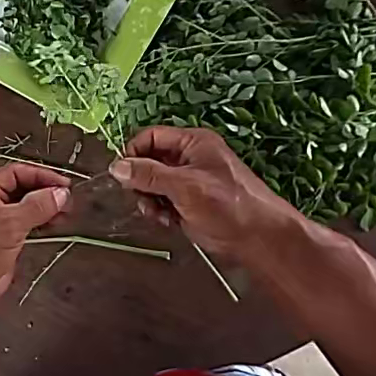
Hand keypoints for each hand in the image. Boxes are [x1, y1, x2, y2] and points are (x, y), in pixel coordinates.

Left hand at [0, 164, 71, 306]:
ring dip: (45, 206)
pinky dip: (39, 219)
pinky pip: (23, 218)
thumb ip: (38, 205)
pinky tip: (53, 222)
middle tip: (67, 200)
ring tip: (64, 212)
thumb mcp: (11, 224)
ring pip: (24, 203)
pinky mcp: (0, 232)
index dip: (42, 176)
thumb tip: (61, 193)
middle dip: (45, 192)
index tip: (64, 185)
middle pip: (21, 186)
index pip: (16, 172)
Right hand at [110, 126, 301, 256]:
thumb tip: (116, 167)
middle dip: (141, 181)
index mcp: (193, 142)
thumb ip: (148, 175)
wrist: (259, 238)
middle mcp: (189, 158)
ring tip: (159, 213)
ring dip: (149, 199)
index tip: (122, 175)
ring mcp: (189, 181)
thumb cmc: (228, 205)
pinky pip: (162, 201)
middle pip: (148, 161)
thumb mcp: (185, 186)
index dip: (133, 153)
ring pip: (152, 184)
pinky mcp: (188, 203)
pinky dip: (159, 211)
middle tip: (144, 198)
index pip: (151, 137)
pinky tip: (168, 221)